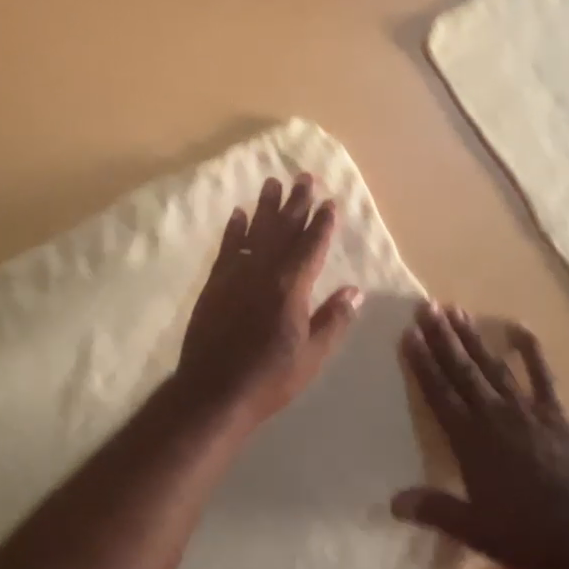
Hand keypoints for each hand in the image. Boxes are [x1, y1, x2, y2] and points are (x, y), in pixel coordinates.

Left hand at [175, 175, 361, 423]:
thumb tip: (355, 290)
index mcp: (292, 286)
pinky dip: (235, 229)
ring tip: (273, 182)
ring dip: (266, 206)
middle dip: (297, 202)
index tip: (329, 201)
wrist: (213, 391)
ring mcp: (237, 273)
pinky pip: (228, 247)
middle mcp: (265, 270)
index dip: (322, 223)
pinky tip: (239, 213)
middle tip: (304, 176)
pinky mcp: (215, 283)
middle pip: (284, 229)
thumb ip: (333, 319)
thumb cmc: (269, 378)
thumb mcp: (312, 356)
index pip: (311, 246)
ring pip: (255, 231)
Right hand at [394, 305, 568, 568]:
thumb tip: (392, 502)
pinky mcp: (555, 412)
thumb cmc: (526, 530)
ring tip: (457, 309)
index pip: (439, 393)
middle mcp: (493, 414)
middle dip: (442, 338)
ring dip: (473, 337)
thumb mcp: (475, 527)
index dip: (422, 363)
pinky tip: (521, 327)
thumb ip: (435, 509)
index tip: (408, 333)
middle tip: (426, 306)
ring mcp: (526, 409)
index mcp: (469, 439)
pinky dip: (532, 351)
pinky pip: (542, 376)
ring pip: (493, 366)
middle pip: (462, 370)